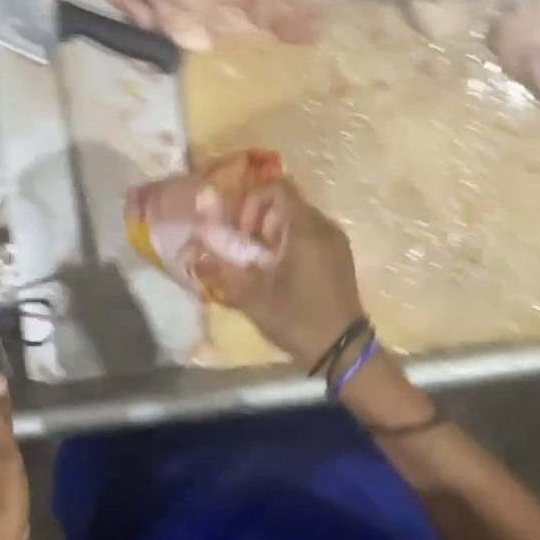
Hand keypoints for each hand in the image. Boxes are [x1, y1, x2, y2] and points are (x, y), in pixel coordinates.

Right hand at [198, 178, 365, 368]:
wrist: (343, 351)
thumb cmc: (297, 319)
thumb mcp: (253, 297)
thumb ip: (223, 270)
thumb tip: (196, 255)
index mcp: (306, 229)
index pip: (278, 188)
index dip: (252, 200)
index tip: (239, 228)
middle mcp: (325, 227)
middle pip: (287, 202)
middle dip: (259, 217)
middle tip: (242, 245)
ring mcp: (336, 242)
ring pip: (299, 218)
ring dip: (273, 230)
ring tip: (257, 260)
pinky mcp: (339, 257)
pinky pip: (311, 234)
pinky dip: (290, 241)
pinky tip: (278, 270)